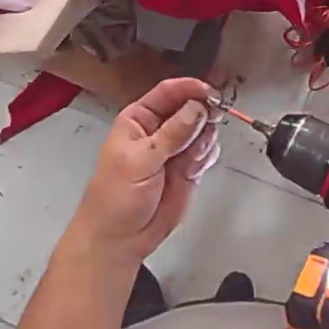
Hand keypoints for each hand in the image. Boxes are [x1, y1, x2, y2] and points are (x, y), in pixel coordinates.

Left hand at [66, 77, 220, 263]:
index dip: (190, 89)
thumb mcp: (140, 161)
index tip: (211, 93)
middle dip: (203, 115)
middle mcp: (160, 129)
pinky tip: (194, 169)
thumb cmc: (117, 196)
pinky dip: (207, 157)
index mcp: (139, 119)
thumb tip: (198, 108)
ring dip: (204, 140)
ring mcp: (176, 149)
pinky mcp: (189, 168)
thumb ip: (171, 134)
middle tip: (209, 126)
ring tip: (191, 159)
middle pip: (191, 108)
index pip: (168, 93)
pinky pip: (208, 152)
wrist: (119, 239)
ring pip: (204, 130)